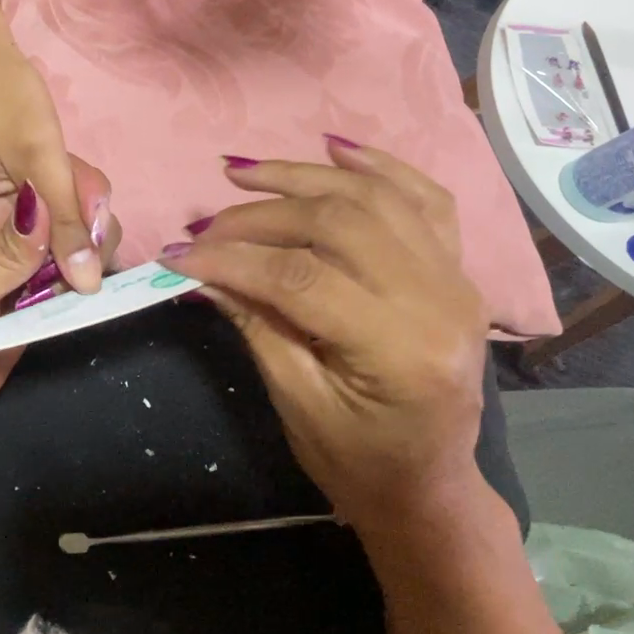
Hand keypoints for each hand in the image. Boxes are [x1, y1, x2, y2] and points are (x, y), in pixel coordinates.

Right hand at [165, 138, 488, 529]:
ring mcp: (456, 278)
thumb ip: (253, 323)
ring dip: (301, 177)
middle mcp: (440, 300)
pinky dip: (377, 167)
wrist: (427, 485)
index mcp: (400, 349)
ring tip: (240, 172)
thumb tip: (196, 267)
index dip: (231, 258)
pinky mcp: (455, 268)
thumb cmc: (356, 458)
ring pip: (374, 198)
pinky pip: (422, 199)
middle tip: (202, 225)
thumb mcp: (294, 399)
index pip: (300, 278)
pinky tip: (331, 147)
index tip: (177, 253)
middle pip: (337, 223)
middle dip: (258, 216)